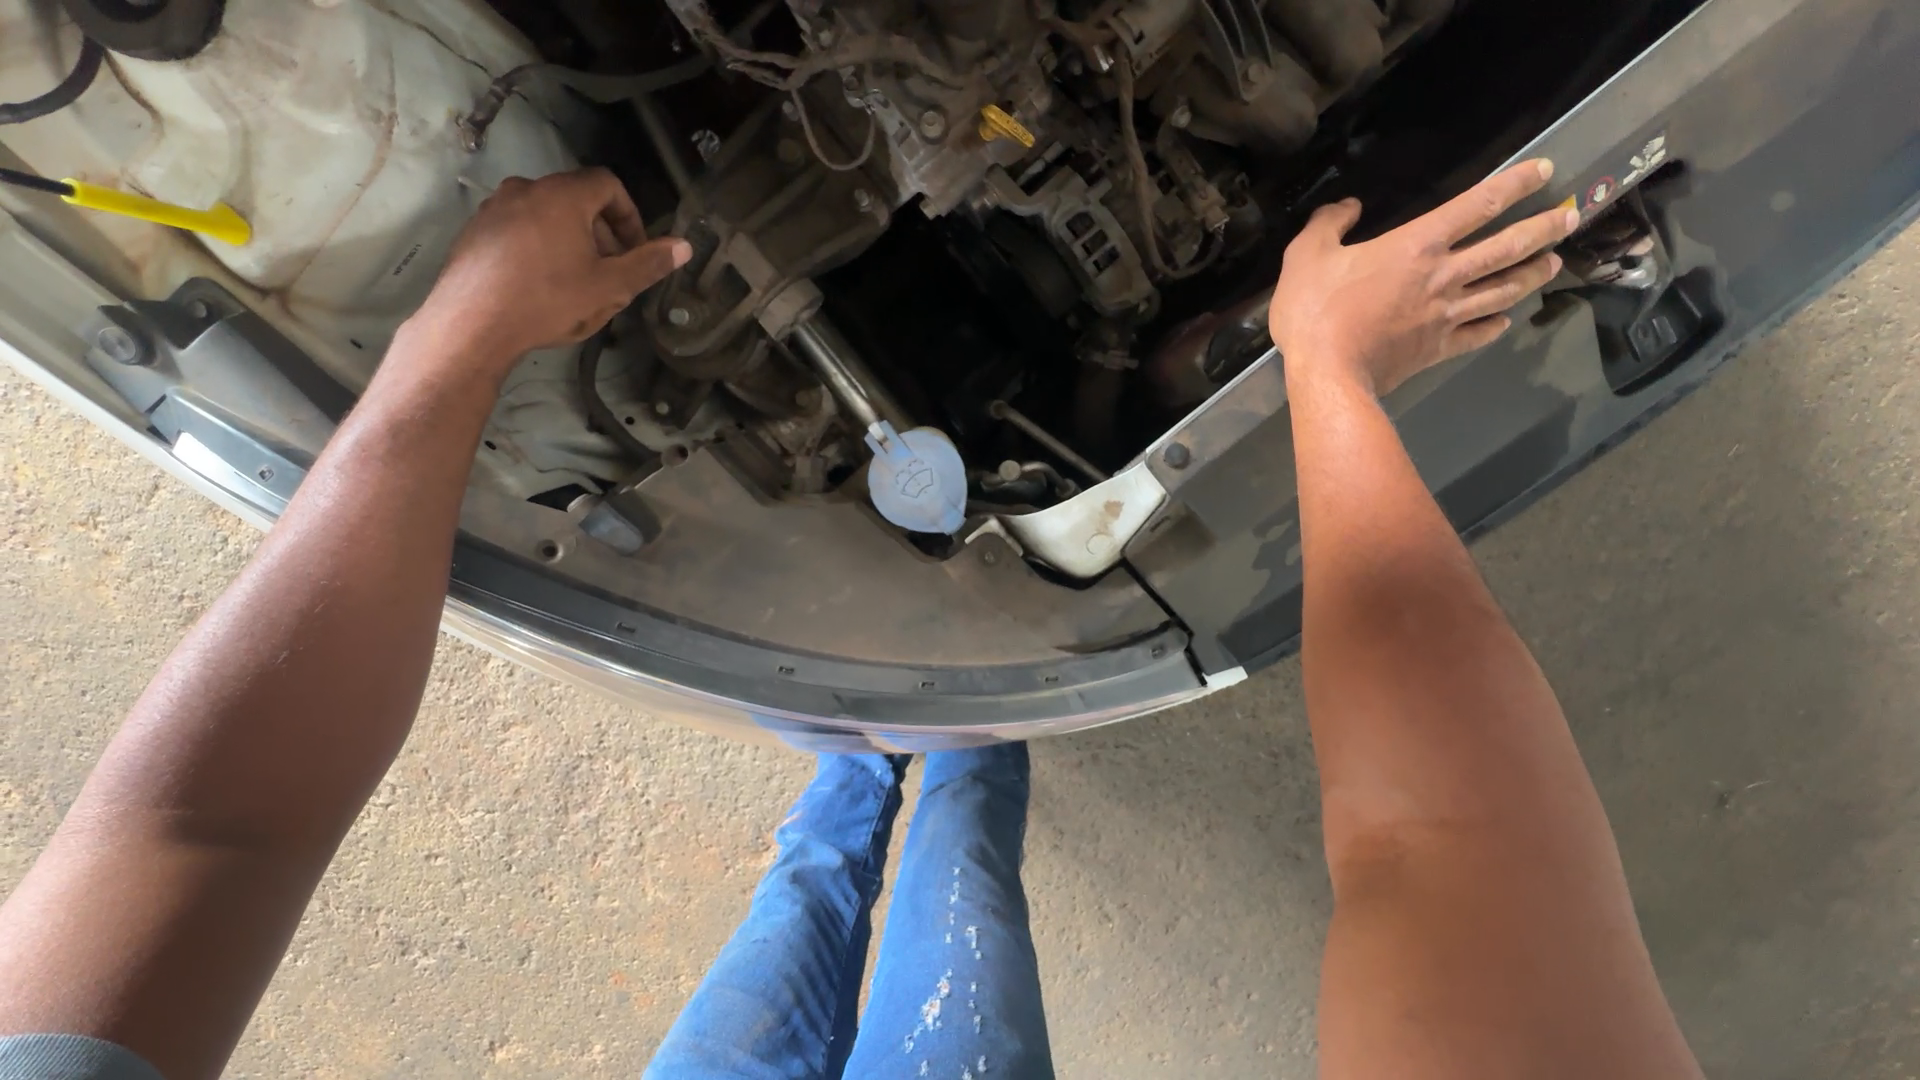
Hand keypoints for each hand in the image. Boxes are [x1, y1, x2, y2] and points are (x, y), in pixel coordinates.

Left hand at [410, 168, 691, 374]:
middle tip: (611, 273)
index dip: (630, 216)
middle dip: (603, 233)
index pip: (608, 184)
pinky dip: (541, 248)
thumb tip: (684, 246)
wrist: (473, 323)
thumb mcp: (610, 287)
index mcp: (563, 196)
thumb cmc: (548, 300)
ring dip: (573, 242)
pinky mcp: (476, 231)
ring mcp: (495, 208)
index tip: (635, 251)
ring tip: (578, 283)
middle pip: (577, 199)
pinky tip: (542, 287)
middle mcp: (526, 189)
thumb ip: (648, 263)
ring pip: (548, 215)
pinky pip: (521, 229)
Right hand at [1268, 158, 1577, 396]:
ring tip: (1553, 263)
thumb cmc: (1314, 312)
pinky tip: (1505, 322)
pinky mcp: (1438, 348)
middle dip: (1545, 228)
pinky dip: (1496, 326)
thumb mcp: (1305, 256)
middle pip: (1509, 246)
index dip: (1516, 183)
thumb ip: (1328, 224)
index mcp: (1417, 245)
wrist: (1327, 375)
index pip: (1478, 204)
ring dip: (1533, 274)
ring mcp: (1446, 315)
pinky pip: (1478, 334)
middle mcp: (1445, 275)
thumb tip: (1347, 207)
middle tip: (1570, 217)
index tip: (1545, 170)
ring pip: (1504, 289)